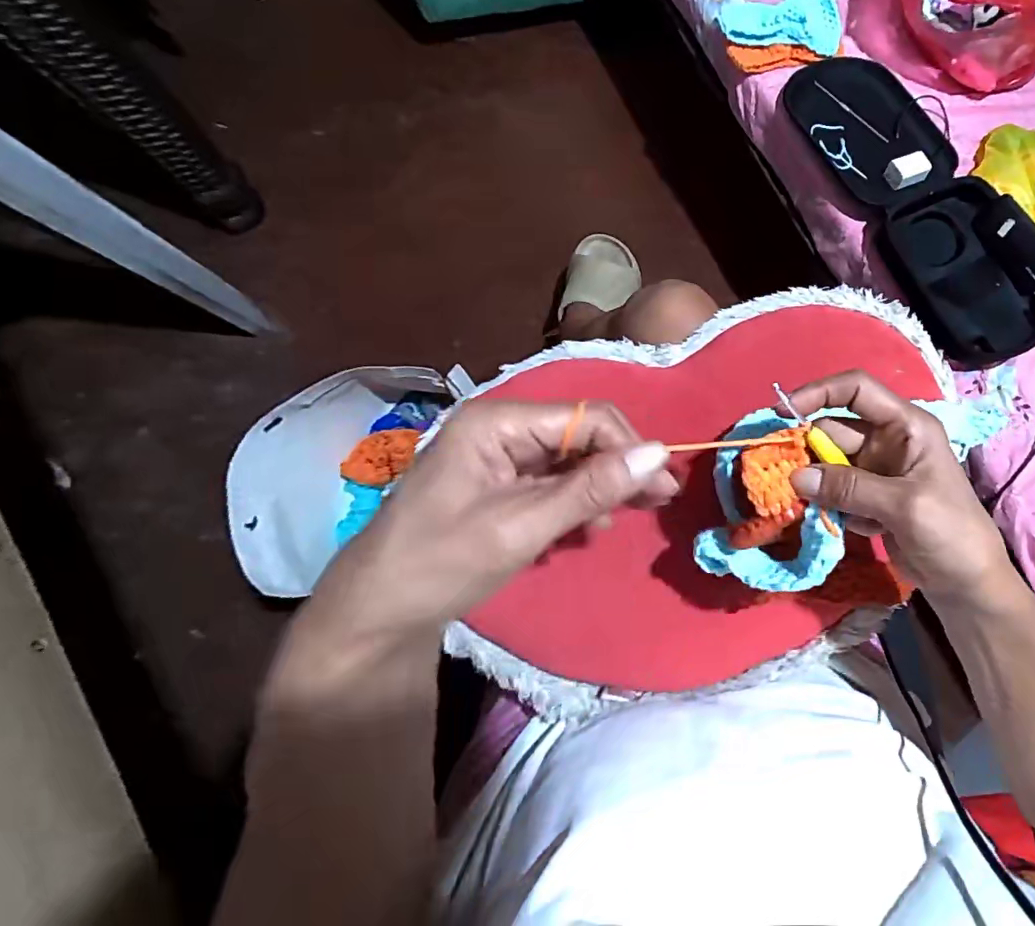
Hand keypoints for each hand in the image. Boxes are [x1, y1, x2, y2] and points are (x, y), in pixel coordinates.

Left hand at [304, 400, 677, 646]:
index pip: (587, 418)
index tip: (660, 488)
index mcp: (499, 422)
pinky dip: (577, 505)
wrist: (373, 616)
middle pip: (583, 437)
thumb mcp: (523, 527)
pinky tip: (586, 531)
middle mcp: (503, 428)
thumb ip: (593, 488)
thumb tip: (661, 454)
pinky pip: (556, 483)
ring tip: (615, 524)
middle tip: (658, 503)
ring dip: (600, 490)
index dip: (628, 448)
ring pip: (574, 461)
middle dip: (620, 469)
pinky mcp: (503, 484)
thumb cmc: (441, 564)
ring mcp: (501, 456)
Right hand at [787, 372, 1019, 609]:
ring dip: (813, 481)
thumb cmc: (951, 532)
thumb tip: (796, 477)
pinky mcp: (868, 500)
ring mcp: (877, 471)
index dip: (819, 392)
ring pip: (829, 463)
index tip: (784, 413)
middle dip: (805, 447)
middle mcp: (888, 440)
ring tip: (801, 504)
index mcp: (906, 425)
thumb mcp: (904, 506)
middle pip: (834, 429)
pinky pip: (834, 492)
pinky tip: (843, 527)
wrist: (968, 584)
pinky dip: (827, 504)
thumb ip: (850, 489)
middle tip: (778, 474)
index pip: (857, 388)